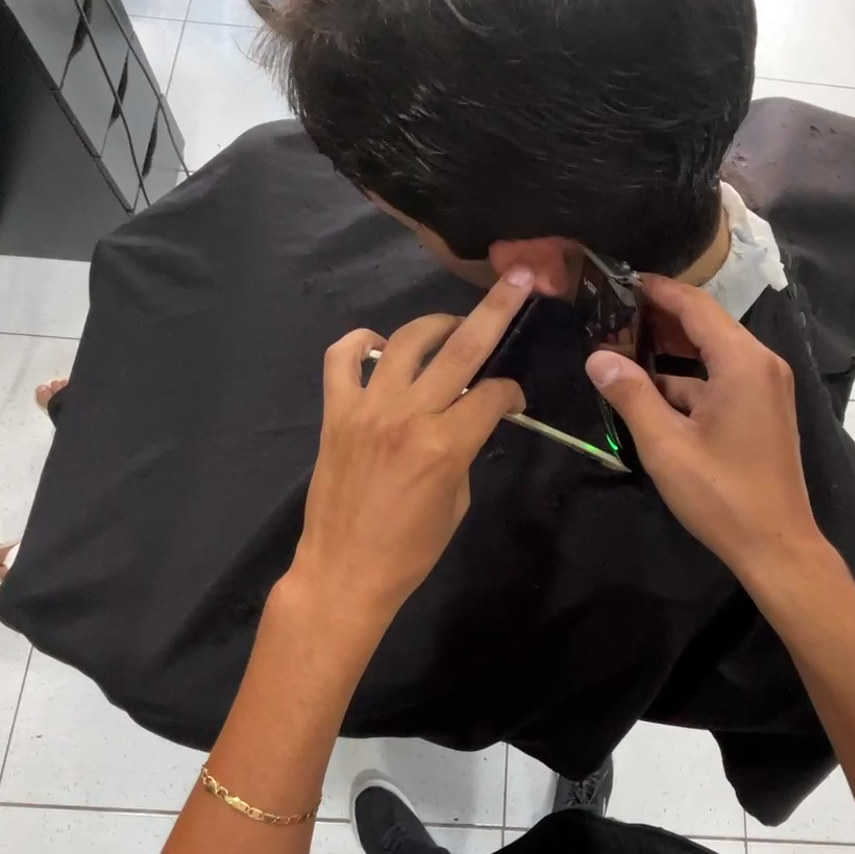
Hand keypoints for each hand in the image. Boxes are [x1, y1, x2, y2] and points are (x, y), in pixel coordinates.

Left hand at [286, 268, 533, 632]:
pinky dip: (362, 342)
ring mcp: (367, 408)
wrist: (344, 572)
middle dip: (497, 309)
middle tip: (518, 281)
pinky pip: (342, 358)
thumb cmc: (410, 551)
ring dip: (436, 324)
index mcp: (447, 443)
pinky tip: (380, 345)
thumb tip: (470, 419)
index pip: (494, 393)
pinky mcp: (336, 412)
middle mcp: (409, 414)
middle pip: (463, 347)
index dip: (512, 392)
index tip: (515, 399)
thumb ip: (466, 450)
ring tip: (451, 326)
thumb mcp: (457, 502)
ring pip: (408, 341)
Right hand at [586, 275, 825, 579]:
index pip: (695, 306)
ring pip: (710, 354)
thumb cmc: (721, 495)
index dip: (657, 290)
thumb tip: (597, 356)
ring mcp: (765, 387)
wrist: (776, 545)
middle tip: (612, 312)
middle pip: (706, 324)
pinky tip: (650, 389)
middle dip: (659, 317)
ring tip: (621, 346)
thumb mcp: (665, 445)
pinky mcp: (762, 409)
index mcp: (742, 363)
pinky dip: (686, 379)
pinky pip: (720, 378)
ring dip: (670, 351)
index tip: (619, 280)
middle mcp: (761, 364)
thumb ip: (631, 395)